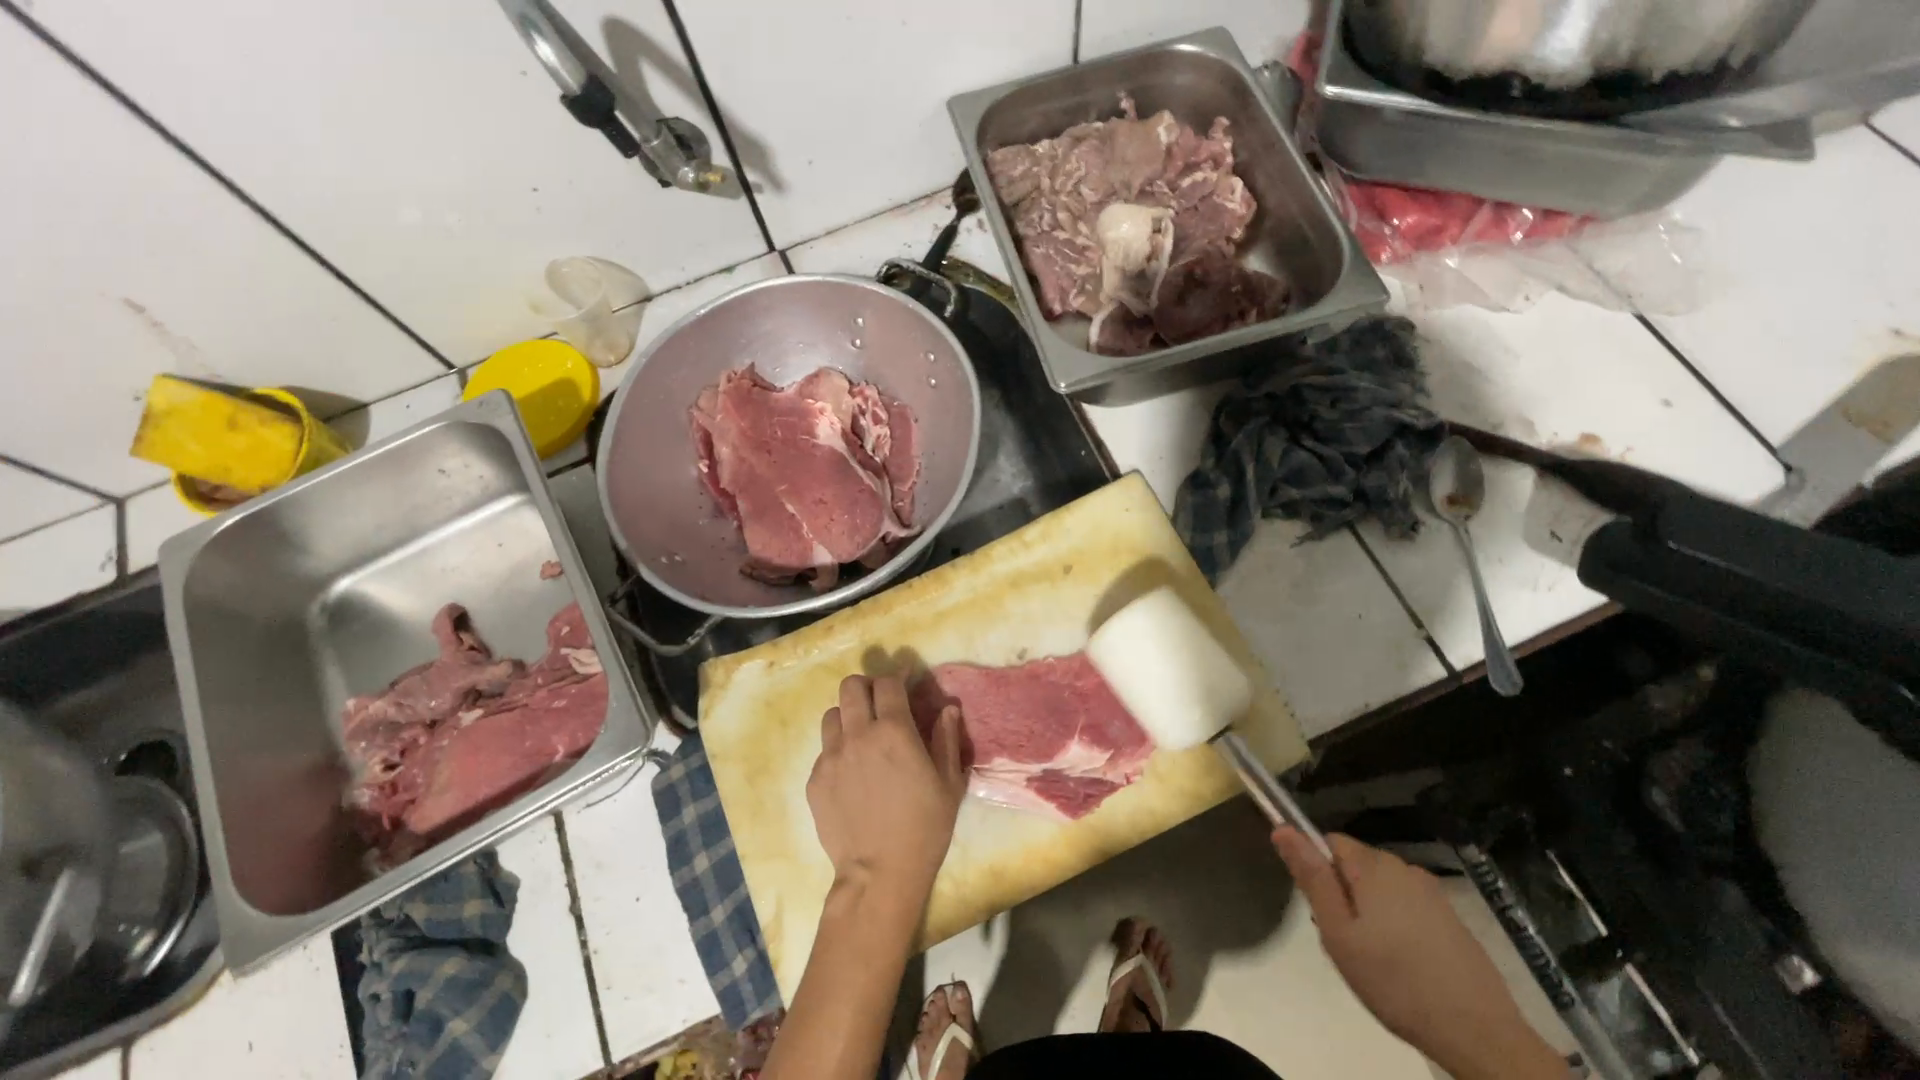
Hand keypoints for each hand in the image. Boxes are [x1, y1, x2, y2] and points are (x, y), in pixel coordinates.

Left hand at [808, 675, 965, 898]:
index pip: (887, 683)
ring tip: (862, 736)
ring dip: (848, 716)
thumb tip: (947, 708)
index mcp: (894, 731)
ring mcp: (831, 757)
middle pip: (851, 686)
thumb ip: (946, 739)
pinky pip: (824, 750)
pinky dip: (838, 750)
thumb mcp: (949, 783)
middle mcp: (858, 735)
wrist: (880, 873)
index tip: (904, 683)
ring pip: (831, 715)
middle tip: (880, 704)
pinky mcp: (815, 779)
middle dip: (867, 688)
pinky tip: (852, 774)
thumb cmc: (925, 828)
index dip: (896, 678)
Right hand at [1273, 829, 1566, 1079]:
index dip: (1316, 870)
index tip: (1320, 911)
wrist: (1476, 1030)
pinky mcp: (1450, 918)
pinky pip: (1406, 908)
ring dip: (1368, 913)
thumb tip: (1282, 827)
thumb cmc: (1394, 981)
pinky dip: (1395, 927)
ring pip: (1381, 889)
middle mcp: (1405, 868)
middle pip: (1355, 865)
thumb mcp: (1338, 932)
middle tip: (1343, 943)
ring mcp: (1432, 894)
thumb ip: (1312, 878)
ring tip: (1371, 959)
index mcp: (1375, 866)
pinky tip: (1401, 966)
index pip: (1329, 841)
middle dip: (1342, 895)